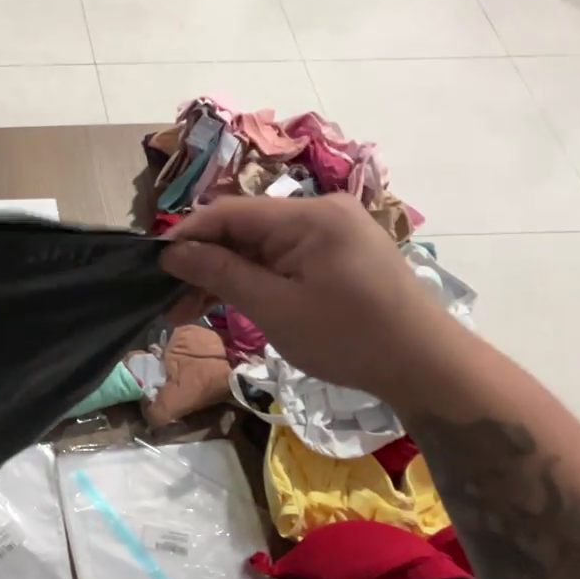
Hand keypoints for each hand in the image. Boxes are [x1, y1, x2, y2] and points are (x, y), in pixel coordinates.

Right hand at [160, 194, 476, 406]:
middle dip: (202, 263)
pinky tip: (228, 304)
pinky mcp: (337, 254)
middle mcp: (321, 212)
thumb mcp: (273, 308)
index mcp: (309, 216)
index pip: (228, 212)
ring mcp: (332, 232)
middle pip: (242, 229)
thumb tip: (171, 252)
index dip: (186, 236)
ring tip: (188, 312)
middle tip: (169, 302)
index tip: (152, 266)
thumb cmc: (348, 337)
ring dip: (223, 276)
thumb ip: (219, 274)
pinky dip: (253, 279)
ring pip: (259, 246)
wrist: (426, 367)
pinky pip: (282, 258)